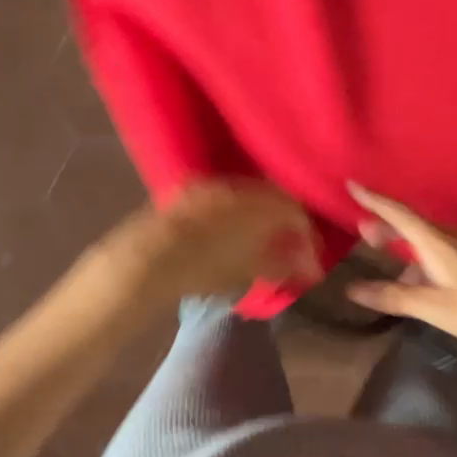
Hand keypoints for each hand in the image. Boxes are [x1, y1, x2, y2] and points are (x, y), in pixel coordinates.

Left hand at [90, 181, 320, 308]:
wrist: (145, 259)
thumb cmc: (204, 267)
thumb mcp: (249, 270)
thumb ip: (285, 264)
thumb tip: (311, 266)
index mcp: (259, 201)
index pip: (295, 210)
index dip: (305, 235)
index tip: (308, 259)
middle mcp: (238, 185)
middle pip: (272, 198)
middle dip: (282, 223)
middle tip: (286, 250)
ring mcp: (210, 186)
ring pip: (246, 197)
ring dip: (258, 217)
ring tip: (258, 245)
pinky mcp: (187, 193)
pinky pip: (223, 200)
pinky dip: (234, 215)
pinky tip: (228, 236)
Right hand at [345, 183, 456, 357]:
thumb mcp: (435, 308)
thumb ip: (394, 297)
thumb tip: (352, 288)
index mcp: (439, 244)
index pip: (400, 214)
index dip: (374, 200)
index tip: (352, 184)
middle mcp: (455, 238)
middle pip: (414, 224)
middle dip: (387, 226)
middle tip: (364, 233)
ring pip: (430, 239)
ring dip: (406, 244)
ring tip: (392, 266)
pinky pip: (445, 250)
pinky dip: (425, 257)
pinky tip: (426, 281)